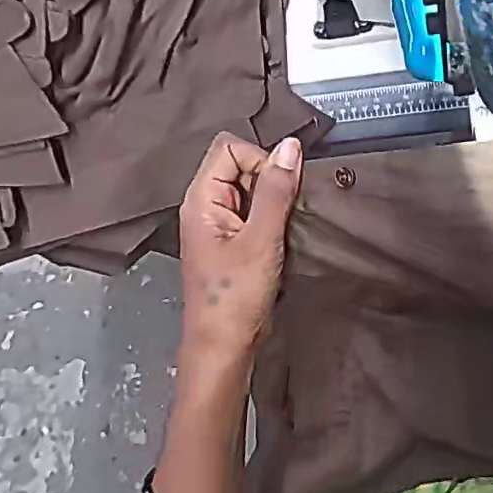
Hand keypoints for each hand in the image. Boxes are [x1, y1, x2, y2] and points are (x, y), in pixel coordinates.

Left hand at [177, 132, 302, 357]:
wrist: (225, 344)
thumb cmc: (234, 298)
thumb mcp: (261, 239)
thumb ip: (276, 191)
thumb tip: (290, 148)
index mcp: (201, 199)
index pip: (230, 148)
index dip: (261, 160)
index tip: (281, 189)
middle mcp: (206, 207)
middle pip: (240, 165)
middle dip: (270, 181)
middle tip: (283, 214)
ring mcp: (220, 225)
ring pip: (252, 191)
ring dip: (274, 203)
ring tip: (281, 231)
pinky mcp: (234, 241)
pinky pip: (256, 214)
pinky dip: (273, 220)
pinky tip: (280, 241)